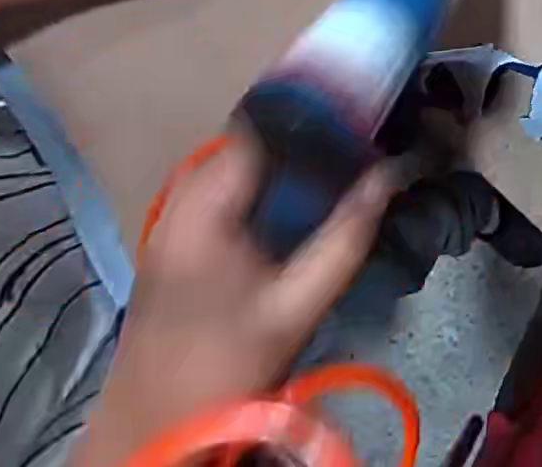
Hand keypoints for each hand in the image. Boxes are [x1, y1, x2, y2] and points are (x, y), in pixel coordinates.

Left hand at [76, 137, 392, 465]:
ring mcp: (175, 214)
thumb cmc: (222, 366)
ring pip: (241, 160)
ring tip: (335, 158)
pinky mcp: (178, 234)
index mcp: (204, 203)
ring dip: (285, 156)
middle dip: (304, 133)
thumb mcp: (295, 307)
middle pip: (252, 138)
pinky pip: (229, 185)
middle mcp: (183, 195)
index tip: (353, 109)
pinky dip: (265, 180)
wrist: (150, 432)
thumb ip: (346, 238)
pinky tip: (296, 197)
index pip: (259, 123)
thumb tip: (391, 176)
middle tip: (354, 136)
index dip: (308, 110)